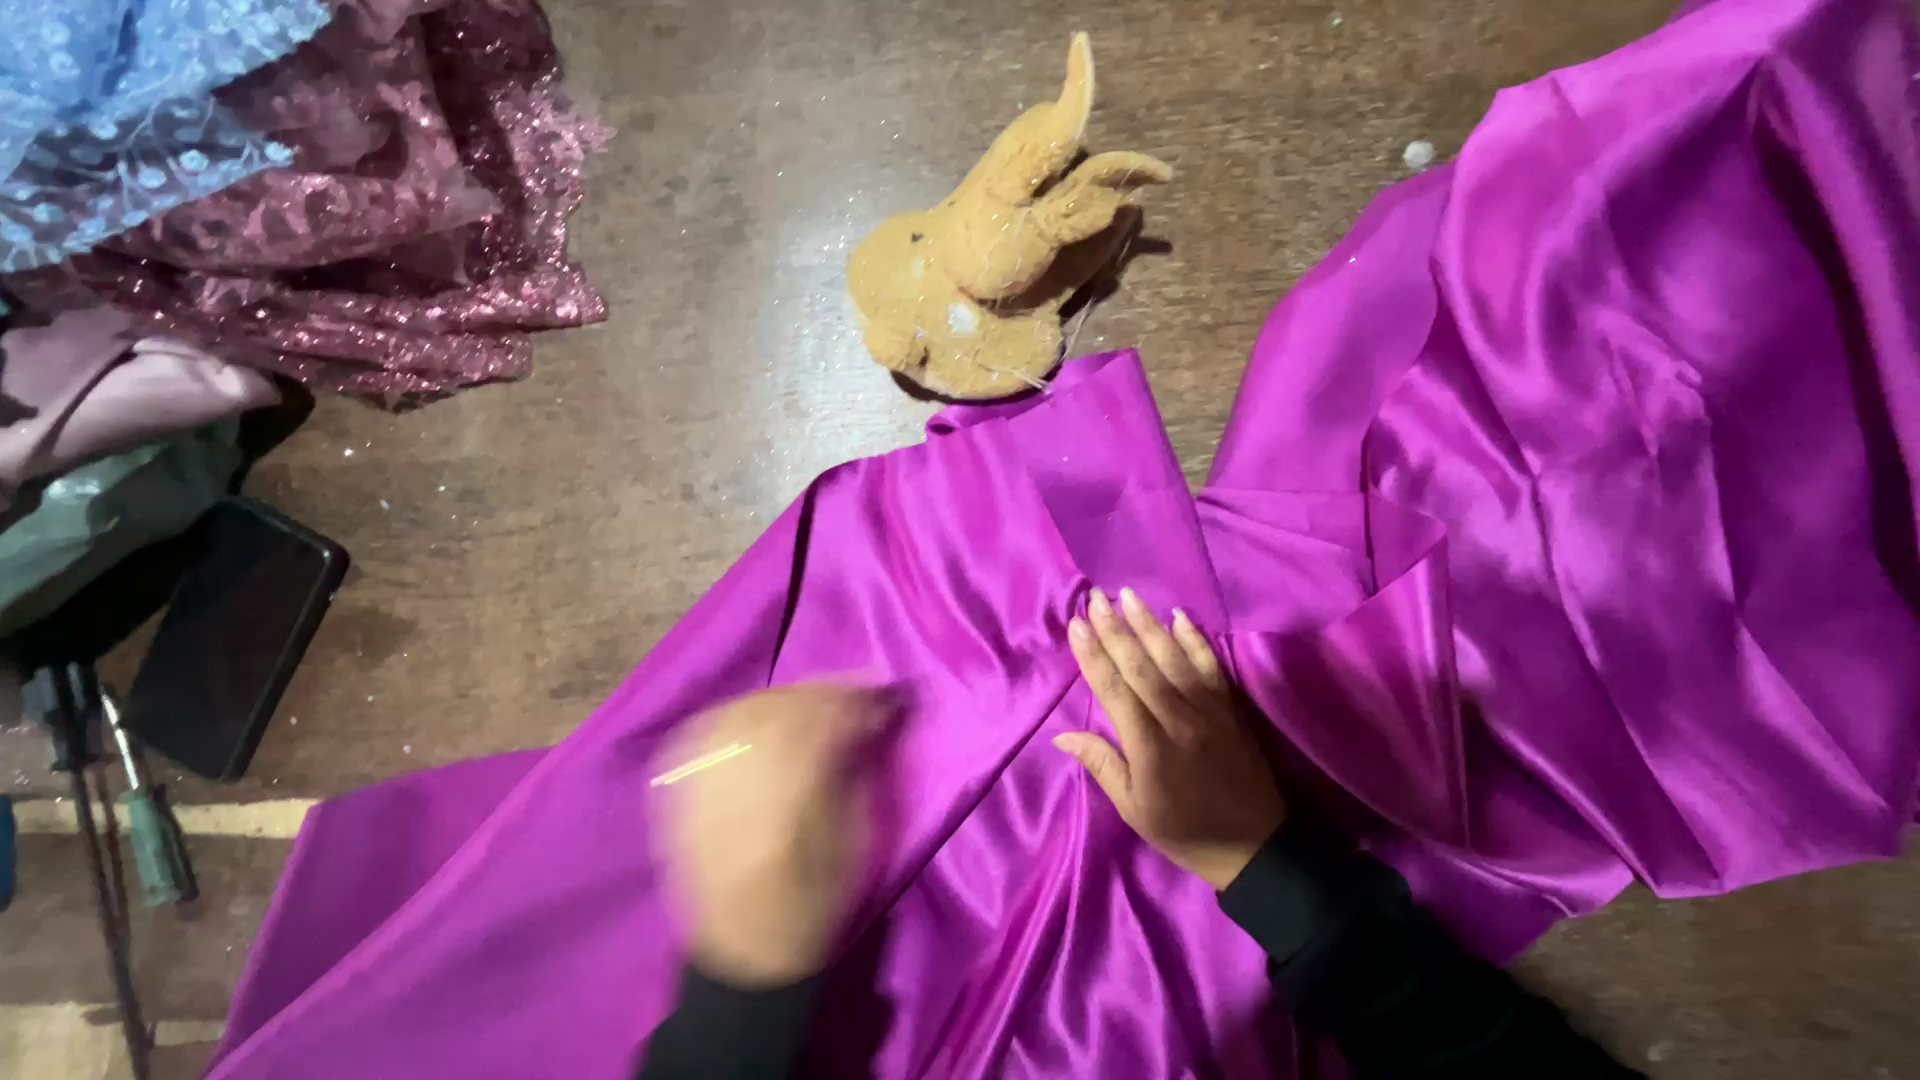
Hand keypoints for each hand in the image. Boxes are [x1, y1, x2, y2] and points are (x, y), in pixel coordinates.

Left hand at [655, 684, 889, 986]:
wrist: (744, 954)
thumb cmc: (814, 905)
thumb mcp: (856, 842)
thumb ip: (859, 773)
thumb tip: (870, 720)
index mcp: (789, 809)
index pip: (824, 725)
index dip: (856, 700)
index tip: (884, 694)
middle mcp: (738, 788)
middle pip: (781, 709)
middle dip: (823, 692)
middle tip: (856, 688)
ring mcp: (702, 786)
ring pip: (743, 711)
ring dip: (785, 697)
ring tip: (814, 700)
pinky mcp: (682, 790)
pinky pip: (707, 728)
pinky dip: (741, 711)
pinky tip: (764, 712)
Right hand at [1054, 588, 1286, 889]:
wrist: (1255, 846)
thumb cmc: (1184, 830)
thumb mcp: (1134, 808)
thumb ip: (1102, 764)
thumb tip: (1062, 735)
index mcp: (1148, 746)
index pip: (1114, 690)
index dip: (1093, 655)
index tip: (1076, 624)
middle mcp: (1177, 719)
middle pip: (1141, 666)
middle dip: (1115, 629)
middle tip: (1096, 597)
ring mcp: (1207, 710)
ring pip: (1173, 658)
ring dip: (1149, 624)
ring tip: (1128, 595)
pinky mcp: (1230, 708)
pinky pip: (1210, 666)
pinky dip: (1194, 639)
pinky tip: (1179, 617)